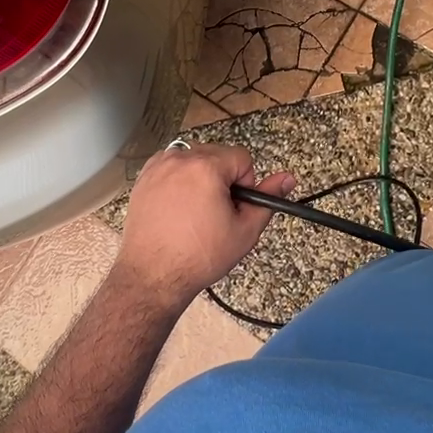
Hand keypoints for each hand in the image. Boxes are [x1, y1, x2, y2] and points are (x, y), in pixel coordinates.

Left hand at [112, 143, 295, 307]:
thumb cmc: (197, 257)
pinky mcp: (144, 177)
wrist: (152, 277)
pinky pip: (173, 167)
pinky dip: (179, 181)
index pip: (242, 158)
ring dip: (201, 178)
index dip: (244, 184)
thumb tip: (287, 178)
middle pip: (218, 155)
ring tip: (195, 213)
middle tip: (215, 213)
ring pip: (195, 160)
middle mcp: (181, 159)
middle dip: (222, 180)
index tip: (234, 206)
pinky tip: (178, 208)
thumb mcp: (244, 231)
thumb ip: (267, 199)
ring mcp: (159, 166)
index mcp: (206, 167)